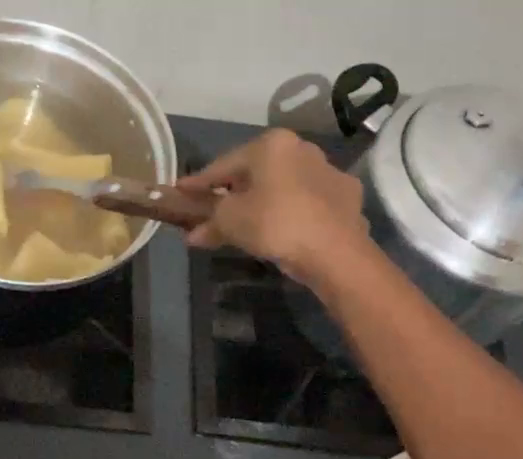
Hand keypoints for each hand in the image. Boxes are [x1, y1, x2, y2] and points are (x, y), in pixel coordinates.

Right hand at [176, 129, 369, 285]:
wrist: (333, 249)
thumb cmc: (274, 223)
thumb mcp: (229, 222)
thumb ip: (208, 223)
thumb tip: (192, 234)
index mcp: (270, 145)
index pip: (223, 164)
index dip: (198, 182)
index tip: (179, 191)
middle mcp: (300, 147)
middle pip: (254, 172)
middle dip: (231, 191)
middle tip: (211, 209)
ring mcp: (326, 169)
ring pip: (281, 184)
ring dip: (259, 201)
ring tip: (245, 221)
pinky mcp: (343, 193)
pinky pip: (303, 200)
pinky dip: (286, 211)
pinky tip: (279, 227)